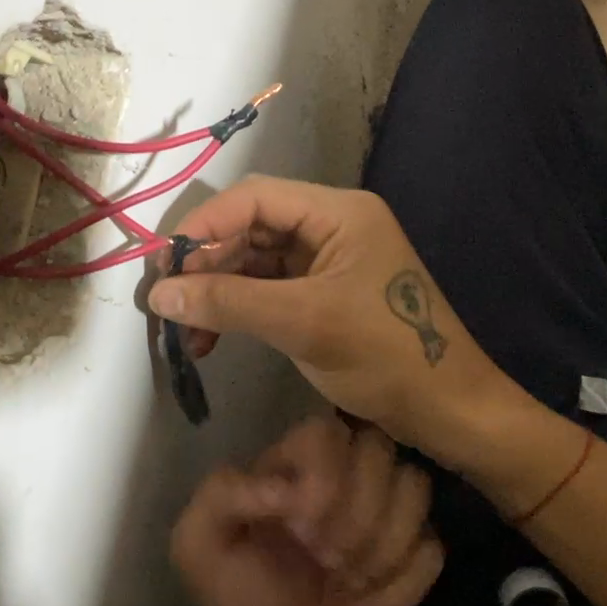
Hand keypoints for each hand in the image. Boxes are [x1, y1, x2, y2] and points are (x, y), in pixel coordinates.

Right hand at [149, 176, 500, 448]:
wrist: (448, 408)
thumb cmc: (385, 355)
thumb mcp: (303, 323)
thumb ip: (229, 302)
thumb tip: (158, 294)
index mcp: (339, 212)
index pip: (256, 197)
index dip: (204, 226)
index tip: (164, 266)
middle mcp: (333, 226)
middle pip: (252, 226)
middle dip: (208, 263)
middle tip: (168, 304)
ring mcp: (329, 260)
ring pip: (256, 260)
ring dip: (219, 291)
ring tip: (186, 333)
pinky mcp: (325, 293)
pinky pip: (270, 288)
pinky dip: (240, 309)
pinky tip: (212, 338)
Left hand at [174, 417, 443, 605]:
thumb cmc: (240, 597)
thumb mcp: (199, 546)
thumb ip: (222, 494)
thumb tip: (287, 487)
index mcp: (296, 459)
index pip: (328, 431)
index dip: (323, 479)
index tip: (299, 529)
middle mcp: (346, 470)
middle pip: (380, 451)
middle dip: (354, 518)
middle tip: (325, 559)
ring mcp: (387, 508)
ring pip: (414, 489)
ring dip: (378, 553)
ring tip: (345, 583)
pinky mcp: (417, 552)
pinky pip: (431, 549)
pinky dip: (400, 585)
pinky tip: (369, 603)